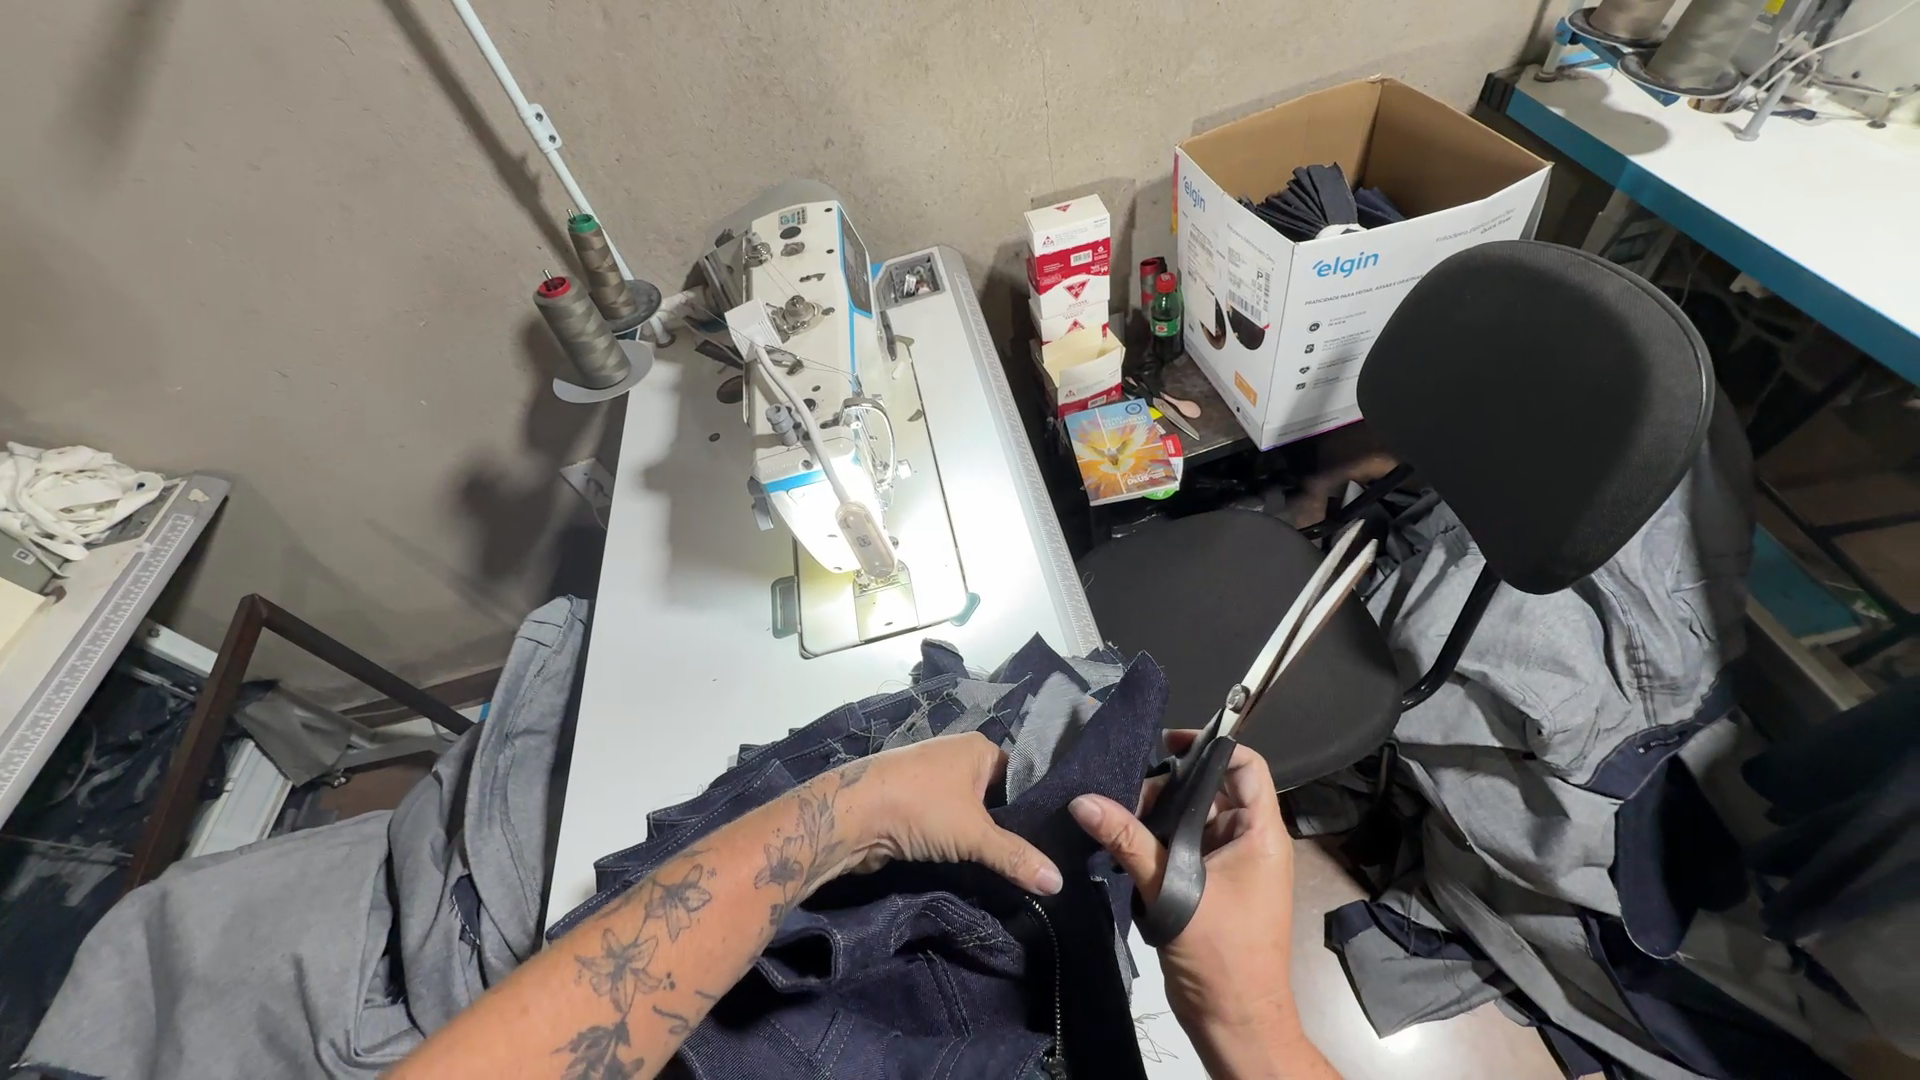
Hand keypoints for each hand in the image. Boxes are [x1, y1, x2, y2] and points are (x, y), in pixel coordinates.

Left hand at [817, 732, 1064, 895]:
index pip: (1023, 777)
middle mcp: (958, 757)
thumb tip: (1059, 883)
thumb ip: (1016, 857)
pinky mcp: (916, 805)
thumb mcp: (975, 835)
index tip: (1059, 840)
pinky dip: (961, 843)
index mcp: (979, 748)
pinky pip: (950, 824)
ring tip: (1017, 869)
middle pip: (997, 798)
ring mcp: (934, 781)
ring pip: (972, 814)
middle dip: (1012, 828)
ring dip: (984, 839)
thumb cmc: (921, 807)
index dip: (1038, 808)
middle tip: (1042, 861)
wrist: (852, 816)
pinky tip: (979, 867)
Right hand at [1071, 733, 1317, 1075]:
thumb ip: (1128, 839)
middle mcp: (1248, 841)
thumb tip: (1084, 800)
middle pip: (1210, 787)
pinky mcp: (1210, 883)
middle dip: (1169, 785)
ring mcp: (1230, 863)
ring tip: (1121, 820)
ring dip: (1158, 815)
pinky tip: (1126, 843)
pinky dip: (1157, 840)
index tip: (1166, 744)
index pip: (1246, 765)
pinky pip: (1183, 844)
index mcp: (1260, 834)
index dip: (1211, 744)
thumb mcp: (1171, 890)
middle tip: (1127, 796)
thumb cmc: (1221, 956)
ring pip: (1192, 816)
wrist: (1235, 1025)